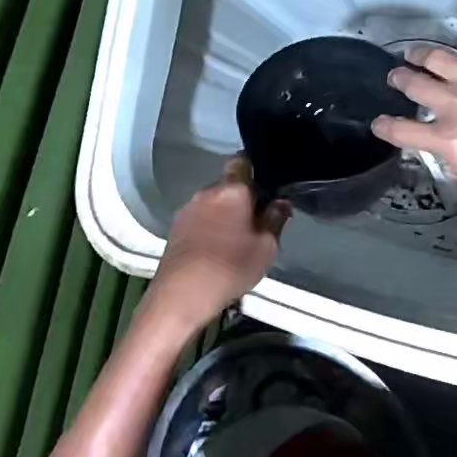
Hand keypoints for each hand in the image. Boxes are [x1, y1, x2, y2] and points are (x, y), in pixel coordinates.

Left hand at [148, 157, 288, 329]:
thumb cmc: (229, 267)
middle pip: (228, 184)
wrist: (180, 295)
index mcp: (232, 189)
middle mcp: (207, 191)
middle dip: (242, 198)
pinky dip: (209, 227)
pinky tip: (216, 250)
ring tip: (236, 240)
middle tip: (257, 221)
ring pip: (213, 202)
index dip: (254, 169)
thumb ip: (276, 219)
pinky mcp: (175, 228)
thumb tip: (281, 202)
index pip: (242, 160)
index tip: (265, 187)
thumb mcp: (266, 247)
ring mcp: (188, 209)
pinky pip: (200, 218)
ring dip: (225, 213)